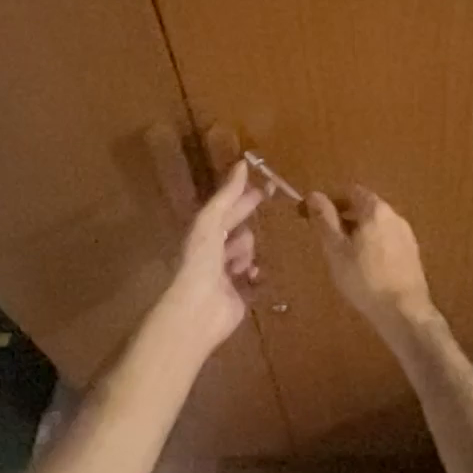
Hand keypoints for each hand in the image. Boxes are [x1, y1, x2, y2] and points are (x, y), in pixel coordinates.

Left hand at [148, 161, 263, 361]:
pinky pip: (253, 280)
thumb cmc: (201, 261)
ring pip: (245, 255)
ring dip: (248, 252)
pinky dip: (255, 276)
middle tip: (273, 212)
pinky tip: (254, 275)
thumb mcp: (211, 222)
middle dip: (248, 225)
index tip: (265, 187)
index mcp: (202, 235)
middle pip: (235, 233)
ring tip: (245, 259)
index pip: (225, 211)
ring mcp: (224, 275)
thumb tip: (243, 164)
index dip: (243, 198)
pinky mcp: (238, 296)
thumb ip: (227, 196)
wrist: (198, 308)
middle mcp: (212, 253)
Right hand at [306, 185, 435, 332]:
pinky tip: (365, 266)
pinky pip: (387, 239)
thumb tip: (313, 195)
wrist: (404, 311)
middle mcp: (395, 216)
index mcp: (375, 210)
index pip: (350, 191)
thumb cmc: (364, 280)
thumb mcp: (336, 250)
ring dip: (358, 232)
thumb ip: (324, 220)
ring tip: (343, 255)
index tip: (312, 216)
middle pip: (365, 207)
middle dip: (343, 217)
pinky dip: (372, 244)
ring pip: (376, 224)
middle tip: (326, 239)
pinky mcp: (412, 253)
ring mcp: (406, 235)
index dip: (329, 200)